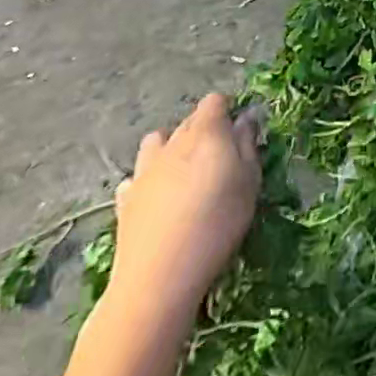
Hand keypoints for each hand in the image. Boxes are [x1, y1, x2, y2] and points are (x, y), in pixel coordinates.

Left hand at [111, 94, 262, 310]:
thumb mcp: (250, 180)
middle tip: (226, 152)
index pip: (214, 102)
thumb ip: (248, 144)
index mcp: (205, 134)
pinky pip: (138, 175)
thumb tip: (246, 119)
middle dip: (207, 127)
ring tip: (191, 169)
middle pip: (188, 121)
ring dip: (174, 146)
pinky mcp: (125, 198)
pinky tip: (162, 195)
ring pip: (157, 142)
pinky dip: (151, 176)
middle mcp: (171, 145)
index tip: (243, 128)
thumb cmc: (220, 220)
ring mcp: (143, 171)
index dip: (230, 108)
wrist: (160, 274)